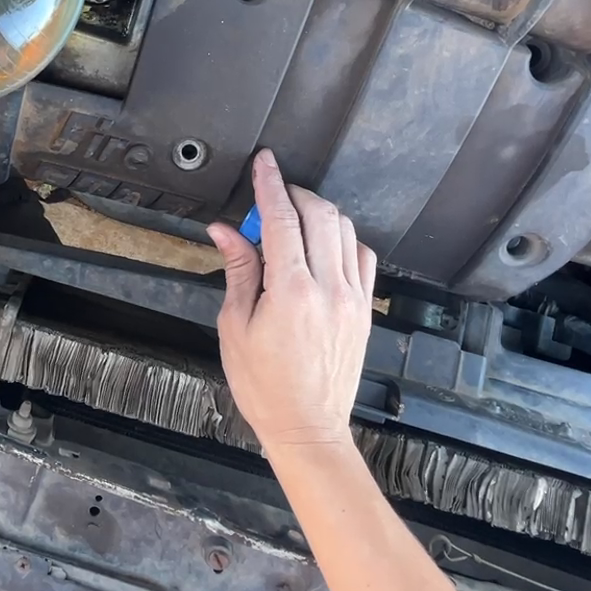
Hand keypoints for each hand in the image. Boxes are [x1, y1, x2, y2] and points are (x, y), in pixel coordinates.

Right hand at [210, 150, 376, 453]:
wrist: (307, 428)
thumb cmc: (265, 384)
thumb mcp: (235, 325)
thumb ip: (238, 269)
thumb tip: (225, 231)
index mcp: (291, 291)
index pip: (281, 219)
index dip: (270, 184)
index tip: (264, 162)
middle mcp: (329, 289)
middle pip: (319, 214)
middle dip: (294, 192)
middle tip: (273, 193)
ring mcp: (353, 299)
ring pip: (345, 230)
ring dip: (318, 213)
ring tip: (293, 221)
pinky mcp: (365, 310)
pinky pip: (363, 257)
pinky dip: (343, 238)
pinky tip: (323, 247)